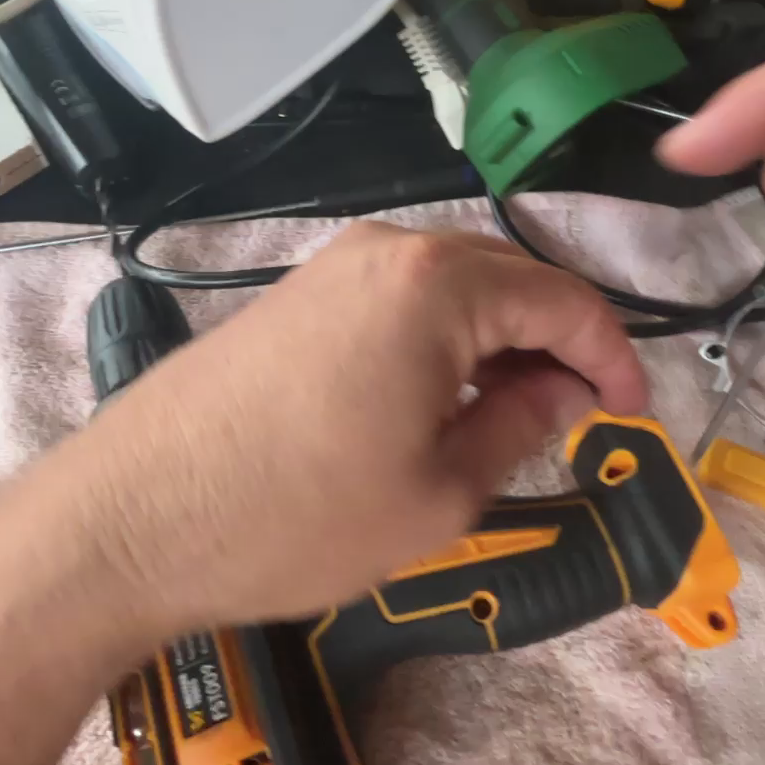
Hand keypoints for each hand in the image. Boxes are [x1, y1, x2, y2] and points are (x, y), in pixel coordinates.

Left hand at [61, 223, 647, 630]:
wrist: (131, 516)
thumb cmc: (297, 514)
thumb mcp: (439, 493)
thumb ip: (520, 426)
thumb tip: (566, 392)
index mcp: (437, 283)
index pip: (564, 300)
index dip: (613, 357)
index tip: (633, 413)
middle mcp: (387, 248)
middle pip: (509, 281)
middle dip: (556, 343)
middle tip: (577, 414)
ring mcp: (334, 264)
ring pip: (454, 288)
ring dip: (498, 340)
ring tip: (512, 410)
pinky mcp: (299, 292)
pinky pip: (400, 299)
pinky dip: (442, 338)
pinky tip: (440, 392)